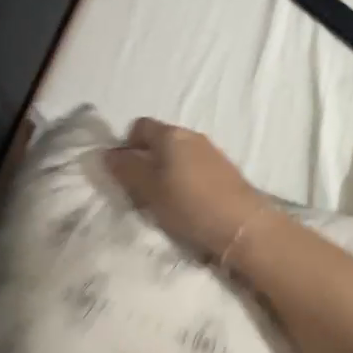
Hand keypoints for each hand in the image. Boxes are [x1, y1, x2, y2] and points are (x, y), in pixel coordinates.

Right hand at [101, 118, 274, 261]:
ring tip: (164, 201)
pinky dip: (185, 180)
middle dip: (147, 160)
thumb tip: (108, 152)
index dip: (127, 144)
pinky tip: (188, 204)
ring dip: (167, 172)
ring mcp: (212, 152)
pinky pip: (195, 167)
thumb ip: (126, 169)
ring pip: (178, 155)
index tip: (124, 171)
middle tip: (140, 190)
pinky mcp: (226, 171)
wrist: (243, 226)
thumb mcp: (149, 190)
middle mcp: (192, 136)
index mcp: (170, 134)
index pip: (140, 126)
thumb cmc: (189, 205)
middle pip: (160, 140)